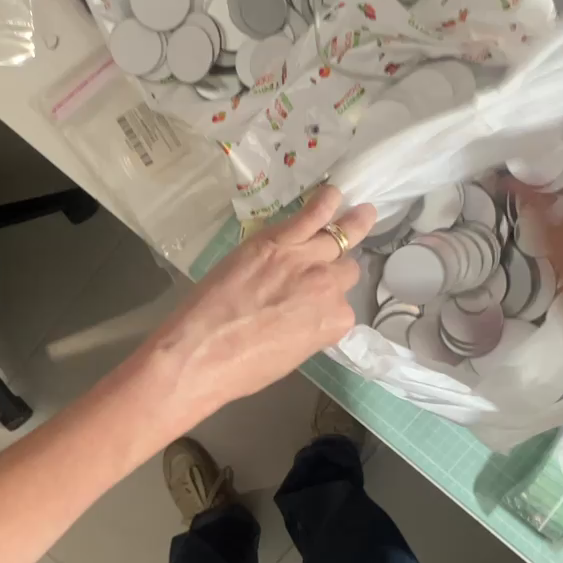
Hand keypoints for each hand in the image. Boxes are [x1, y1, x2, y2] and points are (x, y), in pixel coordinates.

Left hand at [134, 186, 374, 428]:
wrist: (200, 352)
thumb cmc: (242, 368)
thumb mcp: (289, 356)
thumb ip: (308, 330)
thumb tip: (303, 315)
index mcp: (334, 322)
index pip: (343, 306)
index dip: (328, 305)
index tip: (314, 307)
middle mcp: (328, 287)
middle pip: (346, 270)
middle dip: (335, 272)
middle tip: (323, 271)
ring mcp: (304, 260)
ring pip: (338, 238)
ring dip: (351, 227)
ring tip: (362, 212)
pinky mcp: (276, 241)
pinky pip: (310, 215)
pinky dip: (324, 203)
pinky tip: (333, 195)